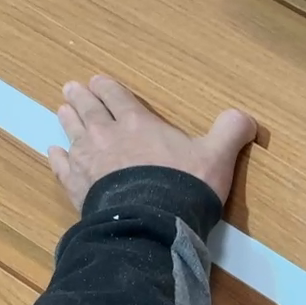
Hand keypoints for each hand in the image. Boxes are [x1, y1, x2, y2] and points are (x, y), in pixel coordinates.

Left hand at [47, 75, 256, 209]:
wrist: (155, 221)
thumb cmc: (186, 184)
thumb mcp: (218, 157)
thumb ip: (230, 132)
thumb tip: (248, 117)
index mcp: (137, 123)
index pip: (115, 95)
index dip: (107, 88)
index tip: (101, 83)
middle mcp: (106, 134)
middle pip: (86, 108)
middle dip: (81, 97)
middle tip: (74, 90)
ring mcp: (88, 159)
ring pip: (71, 130)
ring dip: (67, 119)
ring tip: (64, 111)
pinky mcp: (78, 184)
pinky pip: (62, 165)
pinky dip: (58, 156)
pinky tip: (56, 152)